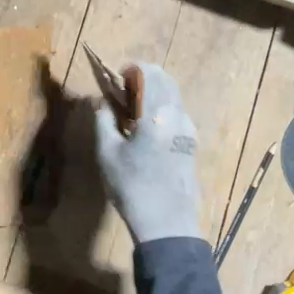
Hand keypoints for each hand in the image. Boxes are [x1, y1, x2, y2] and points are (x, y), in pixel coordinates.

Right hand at [94, 63, 201, 243]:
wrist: (167, 224)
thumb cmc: (133, 187)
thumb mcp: (107, 154)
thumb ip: (103, 121)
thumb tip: (102, 102)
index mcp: (156, 112)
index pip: (148, 73)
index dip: (131, 69)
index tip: (116, 78)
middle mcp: (177, 114)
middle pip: (164, 80)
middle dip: (144, 77)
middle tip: (124, 91)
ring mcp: (188, 128)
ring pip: (173, 95)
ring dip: (155, 92)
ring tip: (133, 110)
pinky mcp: (192, 143)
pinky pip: (177, 112)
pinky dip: (163, 108)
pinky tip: (148, 128)